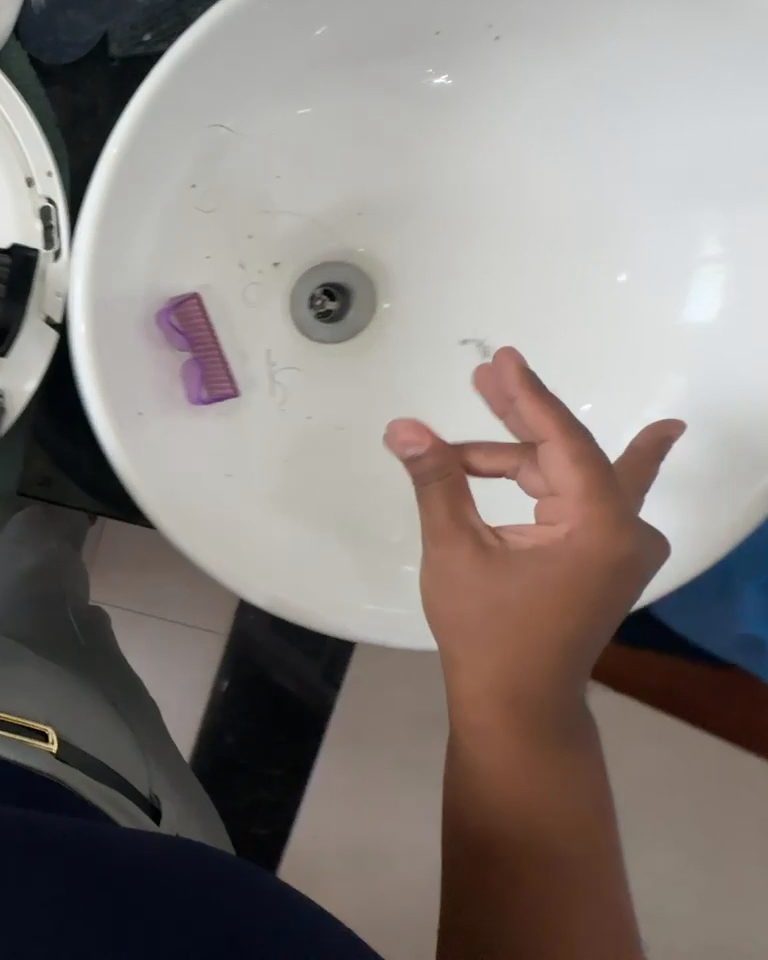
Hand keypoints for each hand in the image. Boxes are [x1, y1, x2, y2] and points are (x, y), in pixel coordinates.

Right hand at [383, 347, 683, 727]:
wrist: (515, 693)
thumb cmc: (484, 624)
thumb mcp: (453, 546)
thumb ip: (435, 481)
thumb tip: (403, 428)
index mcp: (600, 526)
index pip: (561, 443)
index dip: (528, 398)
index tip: (504, 360)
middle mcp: (626, 530)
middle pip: (562, 457)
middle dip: (518, 419)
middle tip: (486, 375)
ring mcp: (619, 546)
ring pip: (563, 480)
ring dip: (510, 461)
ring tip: (451, 453)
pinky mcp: (601, 557)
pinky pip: (581, 500)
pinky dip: (555, 476)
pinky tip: (650, 438)